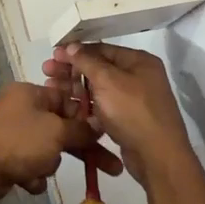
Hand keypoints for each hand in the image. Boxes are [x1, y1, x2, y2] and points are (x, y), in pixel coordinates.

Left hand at [0, 82, 122, 202]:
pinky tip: (24, 180)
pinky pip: (33, 166)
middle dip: (82, 150)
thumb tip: (97, 124)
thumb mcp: (56, 132)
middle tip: (112, 169)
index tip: (106, 135)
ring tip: (37, 170)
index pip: (68, 100)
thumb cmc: (19, 142)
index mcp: (31, 94)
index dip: (86, 119)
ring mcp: (14, 134)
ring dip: (48, 165)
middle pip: (62, 129)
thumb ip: (80, 129)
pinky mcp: (9, 156)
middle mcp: (22, 110)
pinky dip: (32, 176)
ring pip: (49, 151)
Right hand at [42, 43, 191, 184]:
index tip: (52, 55)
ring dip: (74, 87)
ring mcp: (134, 99)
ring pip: (98, 88)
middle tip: (46, 72)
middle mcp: (138, 76)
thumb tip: (71, 45)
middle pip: (98, 68)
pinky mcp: (127, 119)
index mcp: (139, 61)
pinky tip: (67, 106)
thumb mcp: (107, 80)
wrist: (158, 158)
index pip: (101, 49)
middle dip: (71, 70)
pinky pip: (102, 106)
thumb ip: (86, 60)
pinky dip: (85, 105)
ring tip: (51, 88)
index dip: (75, 51)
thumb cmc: (132, 111)